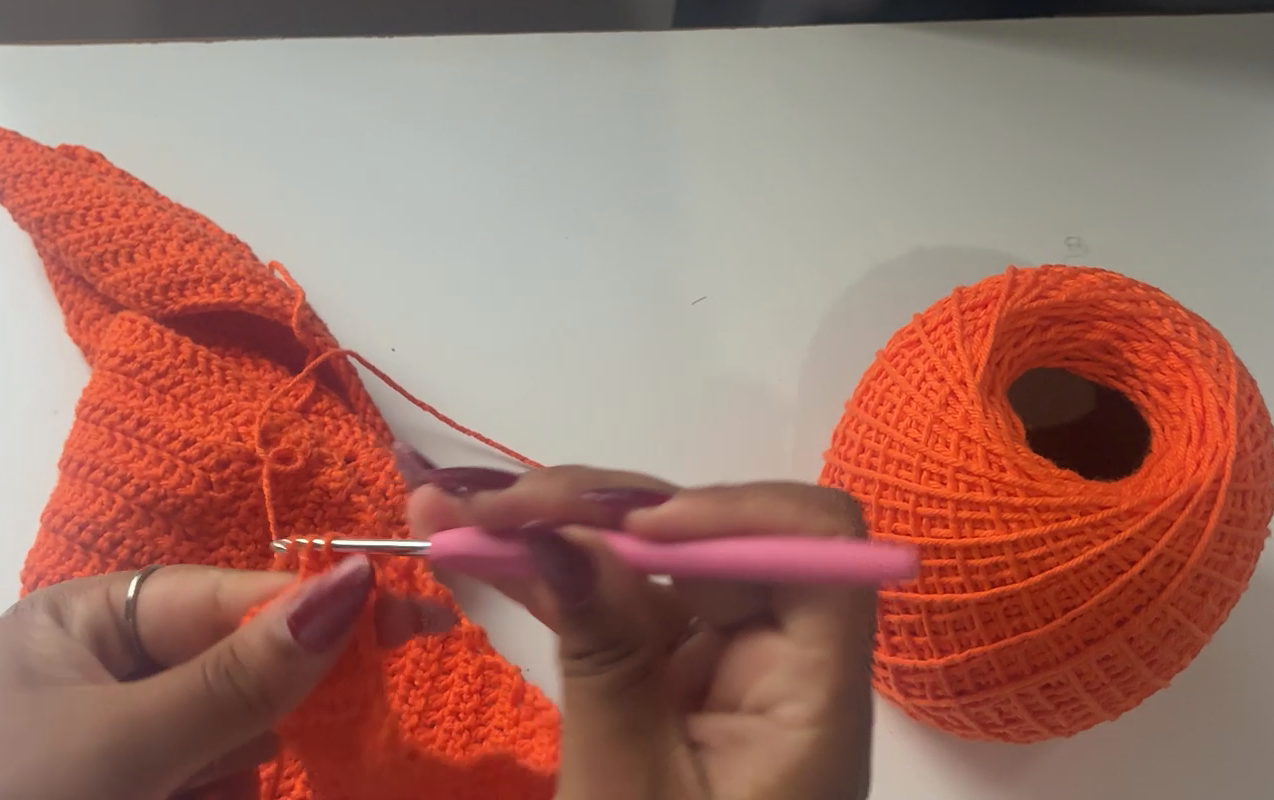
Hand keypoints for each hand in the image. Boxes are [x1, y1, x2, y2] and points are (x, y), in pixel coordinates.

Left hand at [0, 559, 377, 799]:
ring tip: (193, 797)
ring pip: (233, 731)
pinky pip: (209, 775)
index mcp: (93, 619)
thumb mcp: (117, 748)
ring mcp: (113, 735)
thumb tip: (361, 576)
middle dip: (278, 707)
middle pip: (242, 665)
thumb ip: (244, 673)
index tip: (420, 617)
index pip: (240, 595)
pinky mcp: (126, 786)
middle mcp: (109, 664)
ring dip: (242, 769)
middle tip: (303, 736)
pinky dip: (219, 793)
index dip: (327, 607)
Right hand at [410, 464, 876, 799]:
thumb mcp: (626, 795)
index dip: (734, 509)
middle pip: (713, 529)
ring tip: (456, 506)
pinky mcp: (675, 660)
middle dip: (602, 509)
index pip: (817, 544)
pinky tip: (475, 545)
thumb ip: (602, 656)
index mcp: (809, 686)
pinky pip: (618, 596)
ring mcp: (723, 648)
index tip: (635, 529)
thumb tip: (559, 532)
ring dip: (556, 528)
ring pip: (651, 554)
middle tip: (493, 503)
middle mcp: (778, 646)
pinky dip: (551, 574)